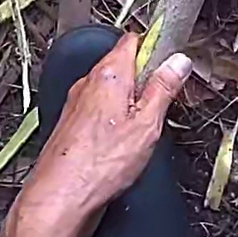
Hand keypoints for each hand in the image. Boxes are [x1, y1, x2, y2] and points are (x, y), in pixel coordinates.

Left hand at [17, 32, 191, 224]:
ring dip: (130, 99)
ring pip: (111, 88)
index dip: (155, 46)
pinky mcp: (73, 123)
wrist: (60, 196)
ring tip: (144, 125)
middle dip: (145, 78)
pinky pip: (100, 108)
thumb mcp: (146, 124)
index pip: (133, 40)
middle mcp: (89, 82)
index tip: (171, 61)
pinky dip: (115, 116)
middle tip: (163, 100)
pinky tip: (122, 140)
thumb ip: (163, 88)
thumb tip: (177, 62)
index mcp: (109, 74)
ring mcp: (78, 102)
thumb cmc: (97, 163)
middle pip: (123, 63)